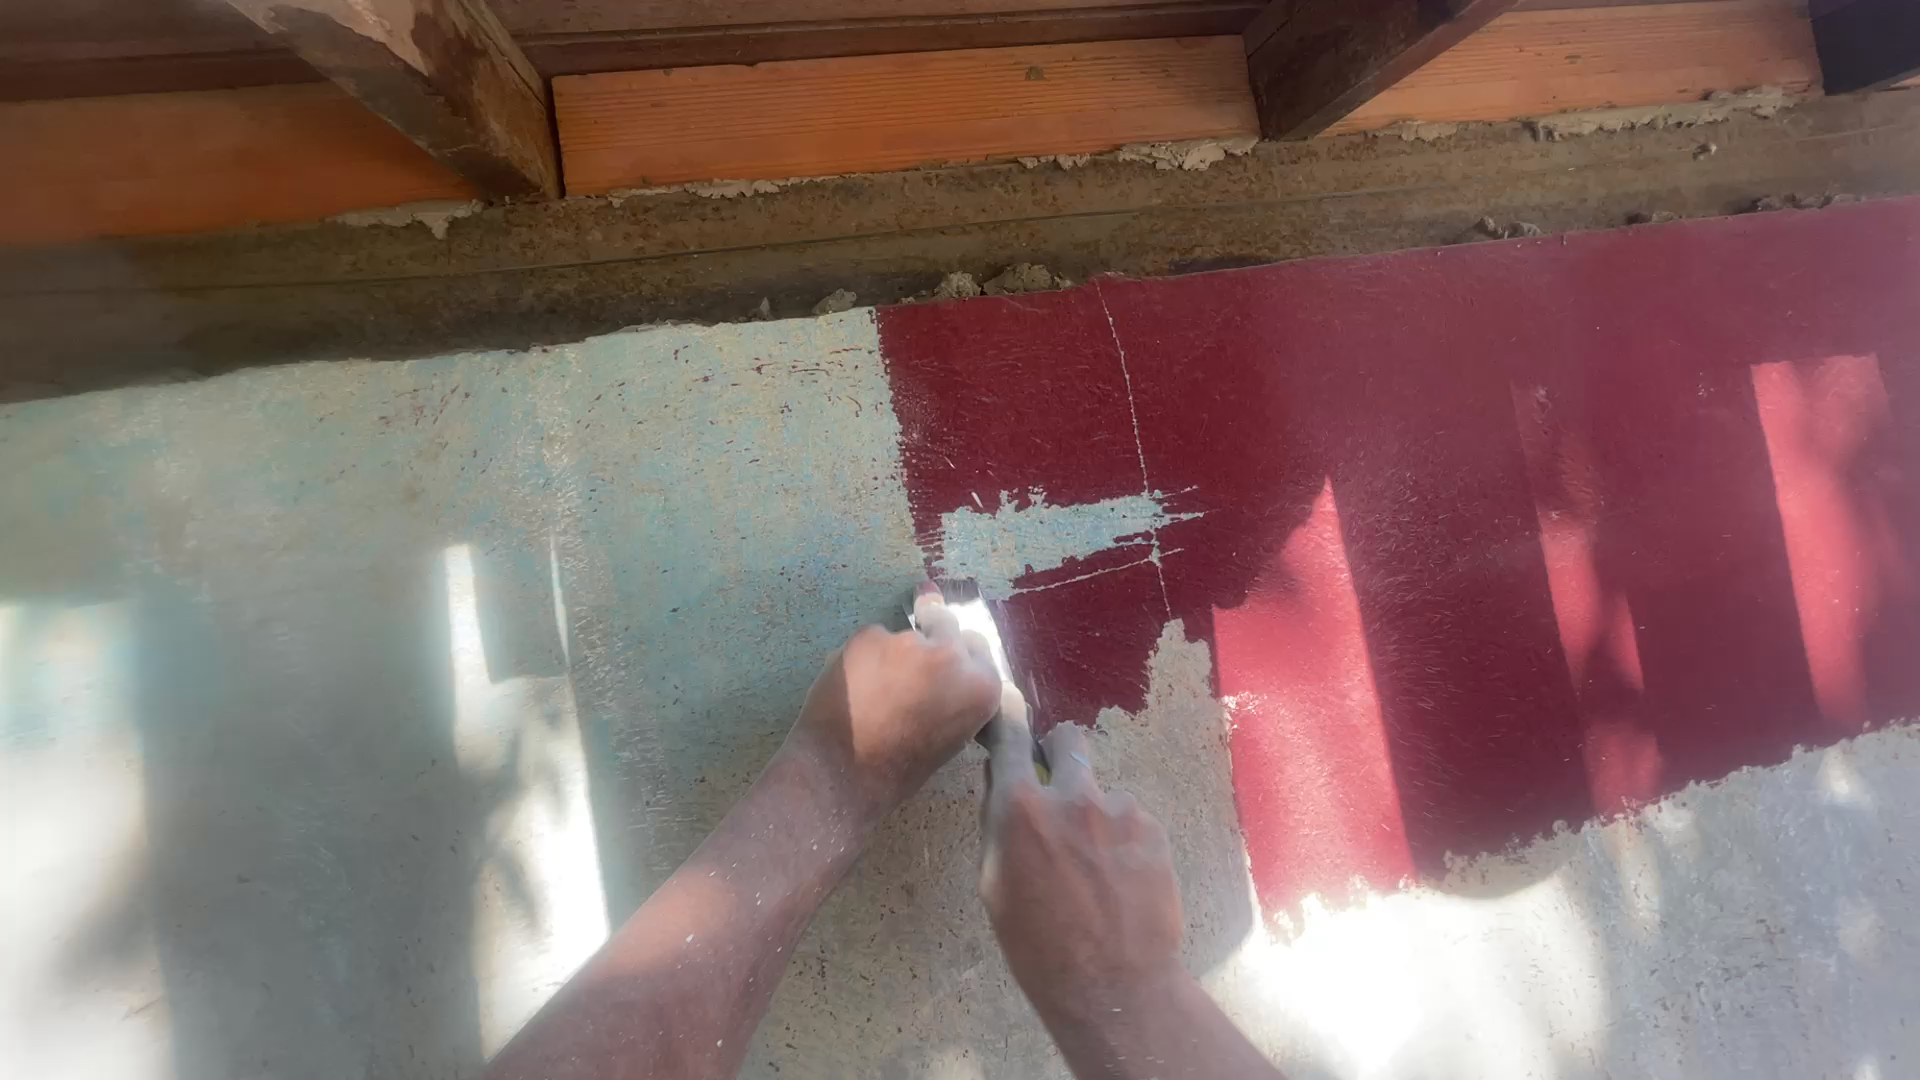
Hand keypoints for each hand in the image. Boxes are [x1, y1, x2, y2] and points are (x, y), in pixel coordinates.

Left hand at [780, 588, 1003, 826]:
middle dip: (933, 638)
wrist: (843, 772)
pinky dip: (866, 656)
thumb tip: (948, 674)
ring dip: (896, 653)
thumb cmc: (899, 770)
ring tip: (875, 687)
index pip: (978, 648)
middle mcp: (952, 655)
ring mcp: (910, 641)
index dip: (959, 656)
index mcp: (981, 687)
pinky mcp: (871, 635)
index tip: (943, 665)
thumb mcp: (952, 735)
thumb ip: (958, 696)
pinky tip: (854, 684)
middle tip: (911, 666)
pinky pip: (873, 639)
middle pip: (947, 625)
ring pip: (905, 636)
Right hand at [978, 716, 1185, 1026]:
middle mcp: (1071, 795)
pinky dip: (1123, 837)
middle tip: (1061, 789)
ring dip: (1095, 812)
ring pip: (1101, 790)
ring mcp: (1118, 809)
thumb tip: (1000, 778)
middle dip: (1060, 752)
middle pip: (1068, 739)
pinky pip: (1130, 817)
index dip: (1009, 722)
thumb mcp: (994, 884)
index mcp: (1021, 808)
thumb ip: (996, 822)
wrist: (1116, 990)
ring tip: (1099, 864)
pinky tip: (1123, 877)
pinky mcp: (1152, 827)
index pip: (1010, 739)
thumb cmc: (1037, 945)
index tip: (1010, 718)